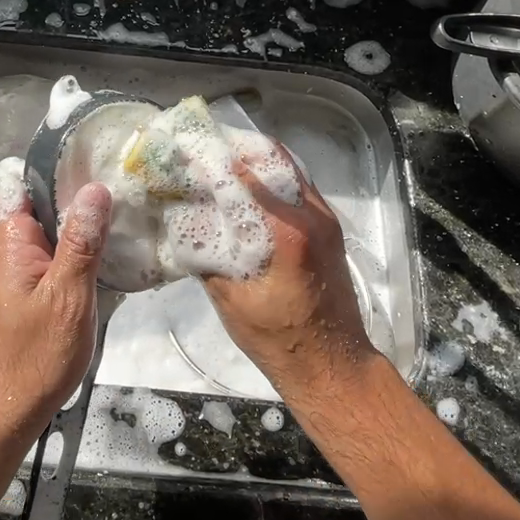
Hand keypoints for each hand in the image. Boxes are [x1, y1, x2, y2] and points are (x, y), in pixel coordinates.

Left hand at [0, 158, 112, 441]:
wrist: (7, 411)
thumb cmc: (35, 355)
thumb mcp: (67, 296)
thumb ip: (81, 242)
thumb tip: (95, 188)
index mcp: (11, 236)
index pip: (20, 177)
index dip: (53, 161)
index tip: (94, 152)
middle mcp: (10, 242)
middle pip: (42, 198)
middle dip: (77, 190)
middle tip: (125, 180)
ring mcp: (20, 264)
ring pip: (52, 225)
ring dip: (83, 220)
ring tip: (126, 209)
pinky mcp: (31, 285)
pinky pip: (56, 250)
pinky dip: (80, 246)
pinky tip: (111, 248)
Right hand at [201, 142, 376, 398]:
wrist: (334, 367)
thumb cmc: (280, 340)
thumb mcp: (231, 300)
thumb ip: (207, 256)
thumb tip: (185, 221)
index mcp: (289, 229)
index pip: (246, 176)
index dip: (215, 162)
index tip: (190, 153)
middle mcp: (313, 215)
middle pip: (274, 161)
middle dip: (239, 152)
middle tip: (205, 152)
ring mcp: (327, 221)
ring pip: (291, 172)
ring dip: (258, 164)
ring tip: (223, 166)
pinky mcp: (330, 231)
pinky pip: (300, 191)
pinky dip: (274, 182)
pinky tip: (248, 193)